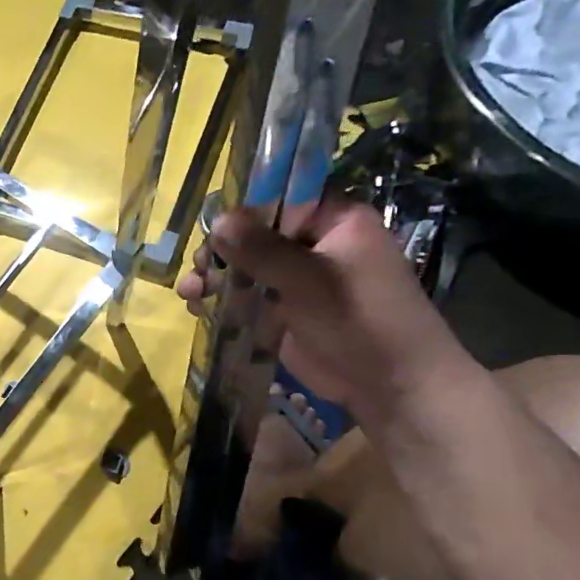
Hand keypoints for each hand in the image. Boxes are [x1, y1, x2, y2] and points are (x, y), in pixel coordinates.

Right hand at [176, 199, 469, 424]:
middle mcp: (312, 243)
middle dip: (220, 248)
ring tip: (190, 292)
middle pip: (253, 231)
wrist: (389, 385)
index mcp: (334, 222)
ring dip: (213, 275)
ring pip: (242, 264)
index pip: (283, 195)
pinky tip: (198, 307)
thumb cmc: (360, 320)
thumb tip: (218, 219)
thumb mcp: (310, 280)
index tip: (213, 227)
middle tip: (199, 266)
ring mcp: (294, 277)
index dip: (244, 207)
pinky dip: (219, 298)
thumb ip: (262, 249)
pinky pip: (243, 294)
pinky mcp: (280, 308)